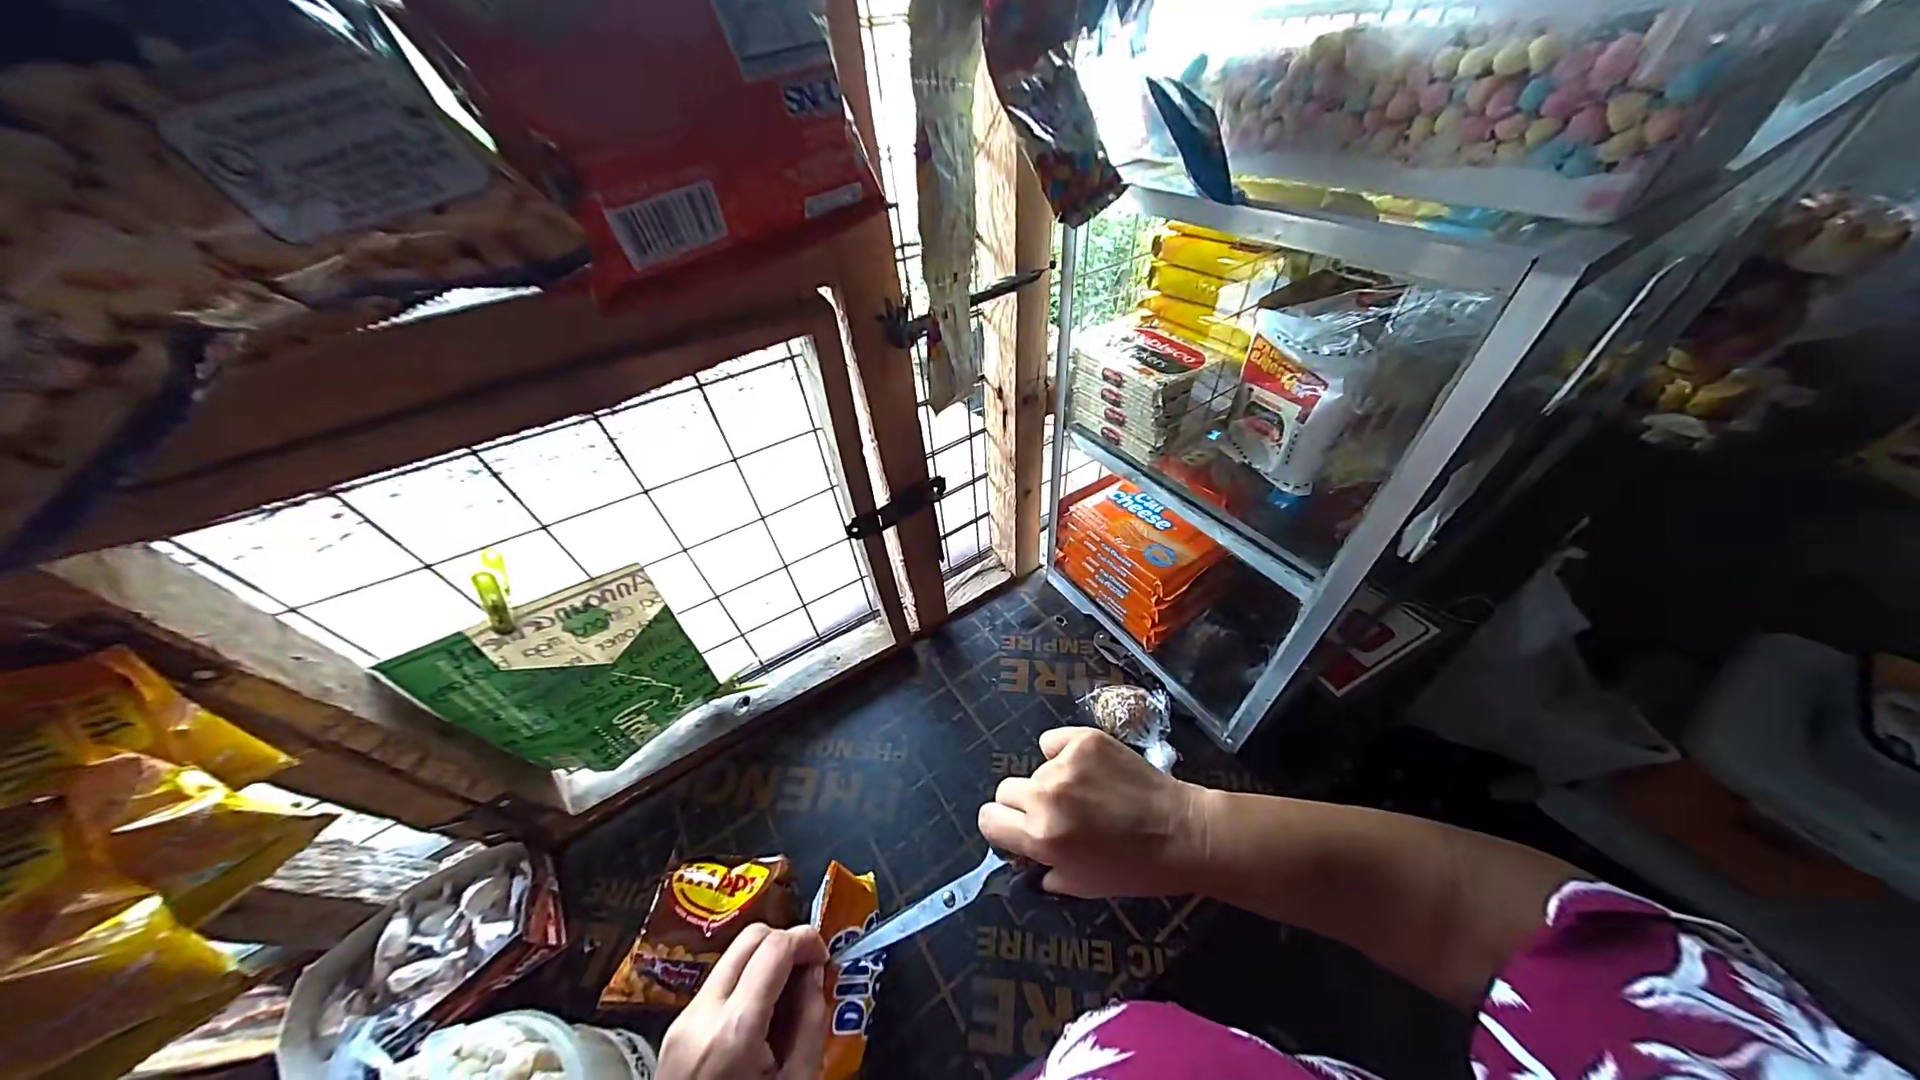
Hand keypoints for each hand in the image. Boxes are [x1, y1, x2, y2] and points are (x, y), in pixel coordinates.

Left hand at [656, 924, 828, 1079]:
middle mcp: (703, 1013)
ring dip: (765, 959)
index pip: (775, 946)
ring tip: (787, 991)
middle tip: (808, 967)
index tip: (824, 958)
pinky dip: (746, 980)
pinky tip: (761, 1013)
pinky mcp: (674, 1029)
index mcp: (735, 1029)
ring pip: (732, 956)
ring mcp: (683, 1020)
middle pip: (750, 937)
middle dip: (785, 941)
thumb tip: (814, 971)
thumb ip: (810, 1020)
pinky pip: (718, 982)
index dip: (807, 940)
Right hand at [977, 727, 1209, 897]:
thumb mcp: (1080, 886)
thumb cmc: (1134, 868)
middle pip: (1006, 790)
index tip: (1019, 829)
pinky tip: (1090, 768)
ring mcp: (1065, 763)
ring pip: (1036, 769)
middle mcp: (1046, 796)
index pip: (989, 819)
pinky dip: (1064, 752)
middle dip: (1024, 804)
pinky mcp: (1084, 738)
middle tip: (1054, 813)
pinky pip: (1054, 742)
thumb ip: (1042, 869)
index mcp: (1041, 836)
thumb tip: (1024, 853)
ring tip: (1087, 794)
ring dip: (1052, 782)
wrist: (1182, 832)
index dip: (1002, 826)